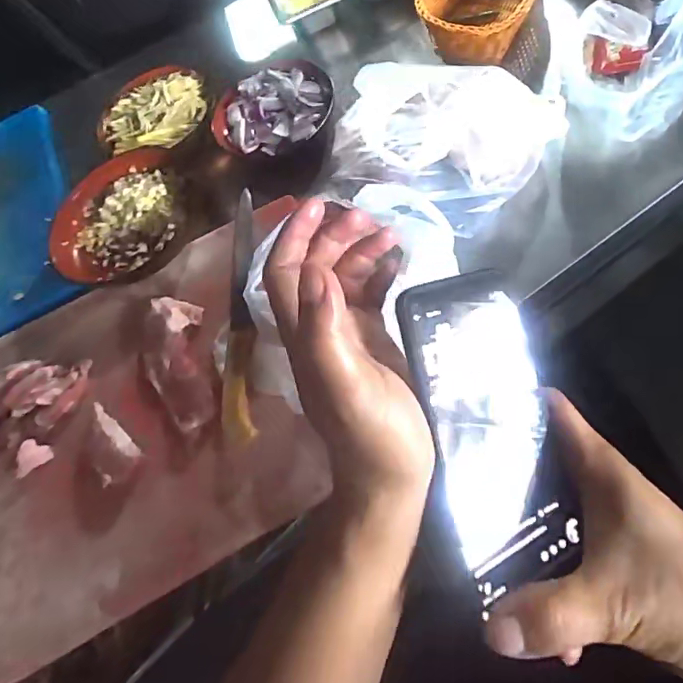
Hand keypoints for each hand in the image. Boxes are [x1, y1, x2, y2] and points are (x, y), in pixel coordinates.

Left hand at [265, 199, 433, 514]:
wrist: (393, 476)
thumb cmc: (372, 435)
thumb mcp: (349, 386)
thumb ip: (326, 333)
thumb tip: (316, 275)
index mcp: (304, 336)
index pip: (284, 274)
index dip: (294, 237)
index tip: (318, 205)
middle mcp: (317, 329)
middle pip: (314, 269)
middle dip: (334, 236)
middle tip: (369, 216)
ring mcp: (344, 334)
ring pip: (342, 277)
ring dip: (360, 250)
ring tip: (391, 233)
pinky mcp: (369, 340)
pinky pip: (368, 293)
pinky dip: (379, 272)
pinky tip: (398, 259)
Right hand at [484, 392, 682, 682]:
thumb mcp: (613, 602)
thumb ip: (550, 614)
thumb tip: (489, 630)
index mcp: (601, 470)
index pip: (553, 412)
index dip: (514, 401)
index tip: (470, 405)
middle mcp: (600, 487)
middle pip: (540, 464)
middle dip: (501, 475)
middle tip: (454, 486)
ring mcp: (607, 525)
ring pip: (550, 516)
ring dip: (521, 539)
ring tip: (478, 557)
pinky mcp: (614, 564)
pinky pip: (566, 562)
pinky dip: (549, 586)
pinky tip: (541, 627)